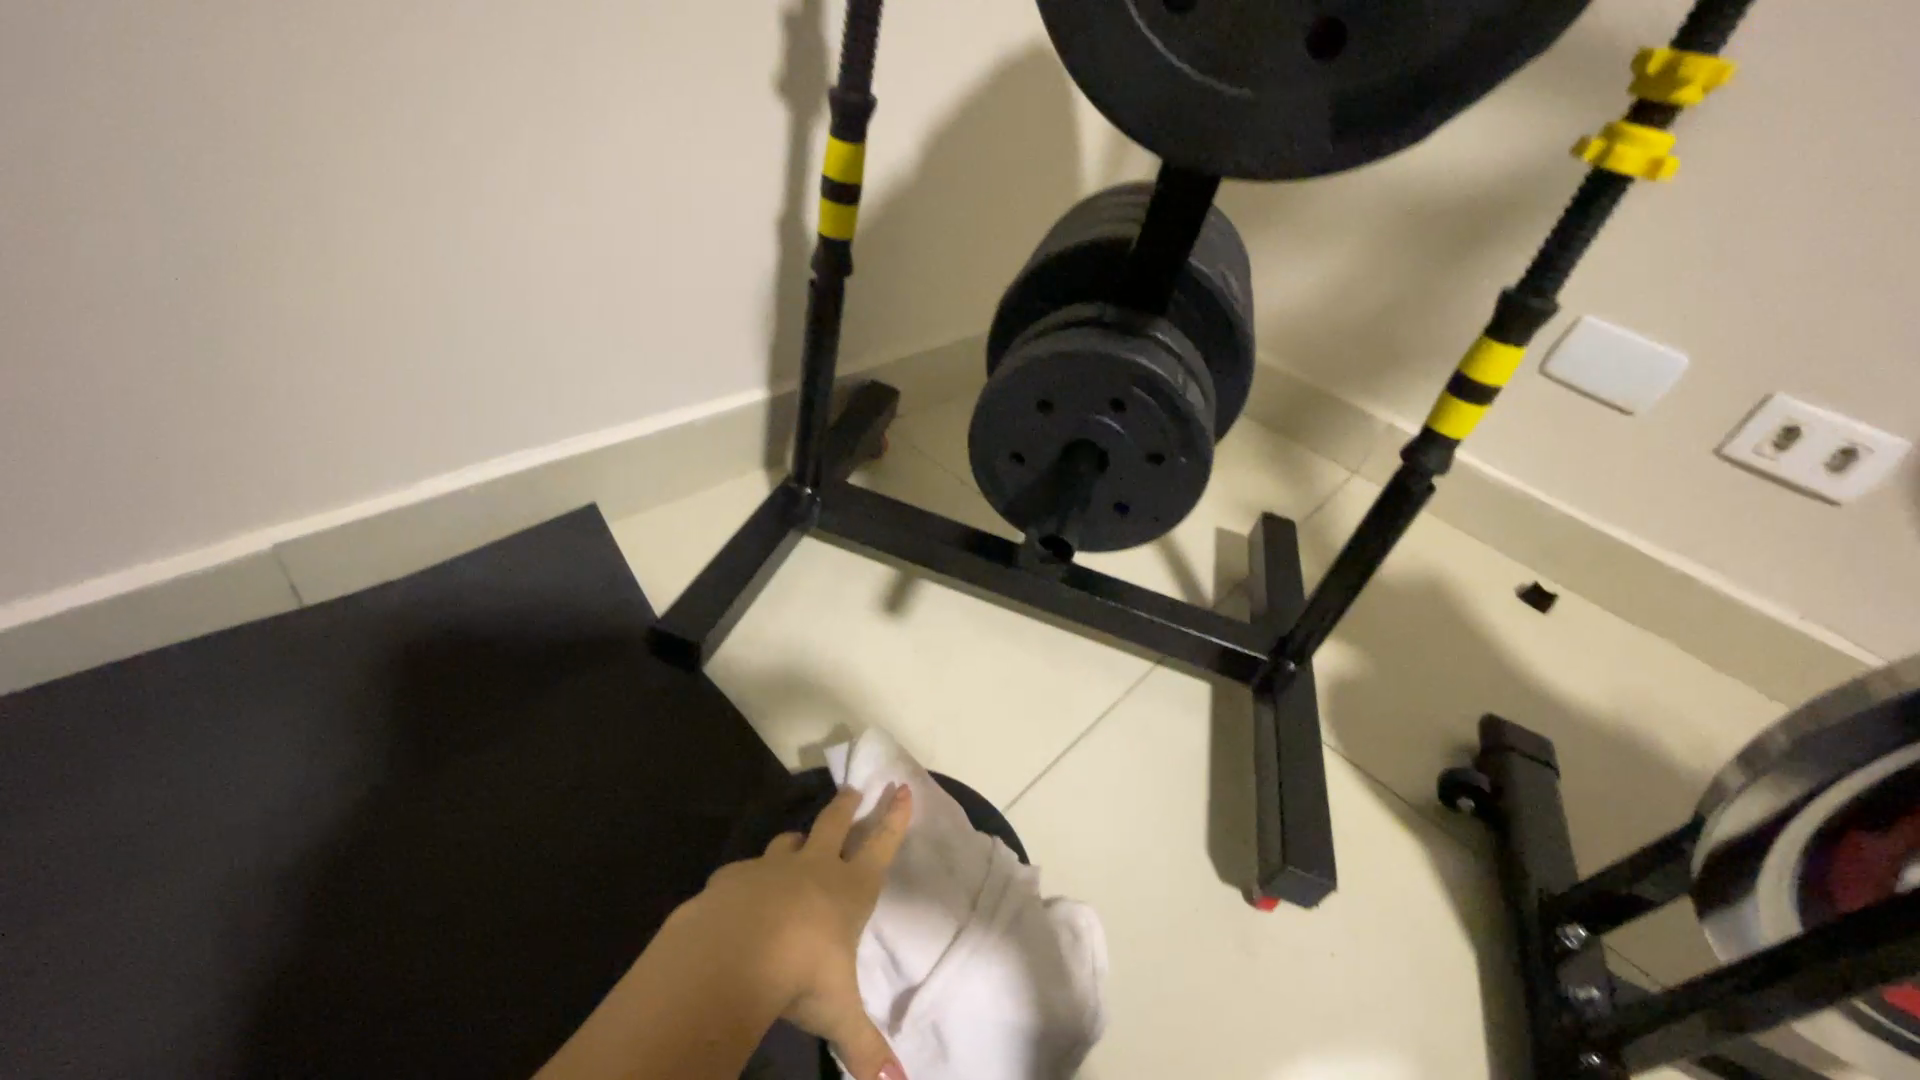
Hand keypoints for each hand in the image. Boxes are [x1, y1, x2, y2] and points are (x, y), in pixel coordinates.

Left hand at [678, 783, 913, 1079]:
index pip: (879, 846)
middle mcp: (813, 869)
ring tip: (800, 838)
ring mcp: (771, 868)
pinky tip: (743, 890)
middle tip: (853, 789)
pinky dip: (750, 876)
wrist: (733, 952)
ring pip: (789, 841)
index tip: (901, 788)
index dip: (893, 818)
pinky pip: (746, 870)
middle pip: (834, 825)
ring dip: (798, 838)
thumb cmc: (801, 975)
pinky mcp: (733, 877)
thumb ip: (866, 1048)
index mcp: (848, 890)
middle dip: (847, 806)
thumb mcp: (839, 1013)